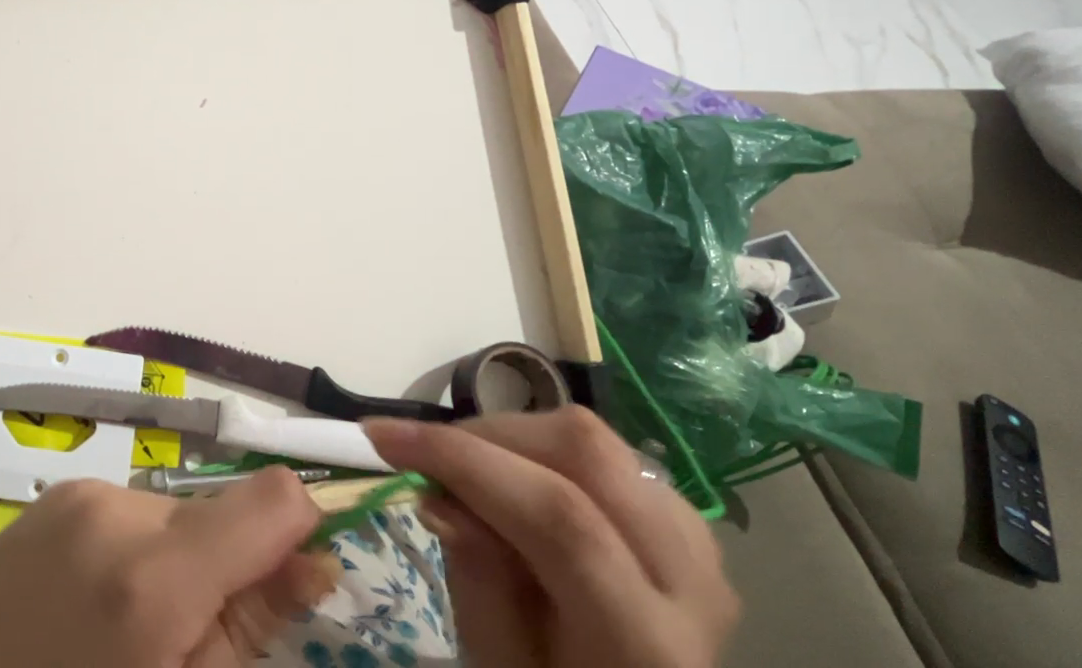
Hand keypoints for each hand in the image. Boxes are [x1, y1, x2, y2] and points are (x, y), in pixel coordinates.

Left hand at [0, 467, 336, 666]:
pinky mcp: (57, 494)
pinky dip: (137, 551)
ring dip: (179, 562)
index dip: (301, 534)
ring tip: (125, 625)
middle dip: (230, 566)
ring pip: (178, 514)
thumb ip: (249, 629)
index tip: (289, 585)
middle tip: (186, 638)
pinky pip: (131, 512)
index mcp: (155, 578)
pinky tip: (92, 602)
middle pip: (226, 511)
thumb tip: (315, 563)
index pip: (276, 497)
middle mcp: (120, 512)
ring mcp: (82, 495)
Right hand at [364, 408, 738, 667]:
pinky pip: (611, 456)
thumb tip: (439, 493)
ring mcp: (701, 548)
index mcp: (642, 643)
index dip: (462, 460)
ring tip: (468, 472)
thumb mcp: (498, 666)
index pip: (557, 518)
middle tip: (426, 456)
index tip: (380, 436)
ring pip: (597, 440)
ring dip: (513, 439)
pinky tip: (519, 486)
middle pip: (586, 455)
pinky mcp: (690, 526)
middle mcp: (690, 583)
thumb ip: (477, 577)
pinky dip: (546, 453)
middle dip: (486, 435)